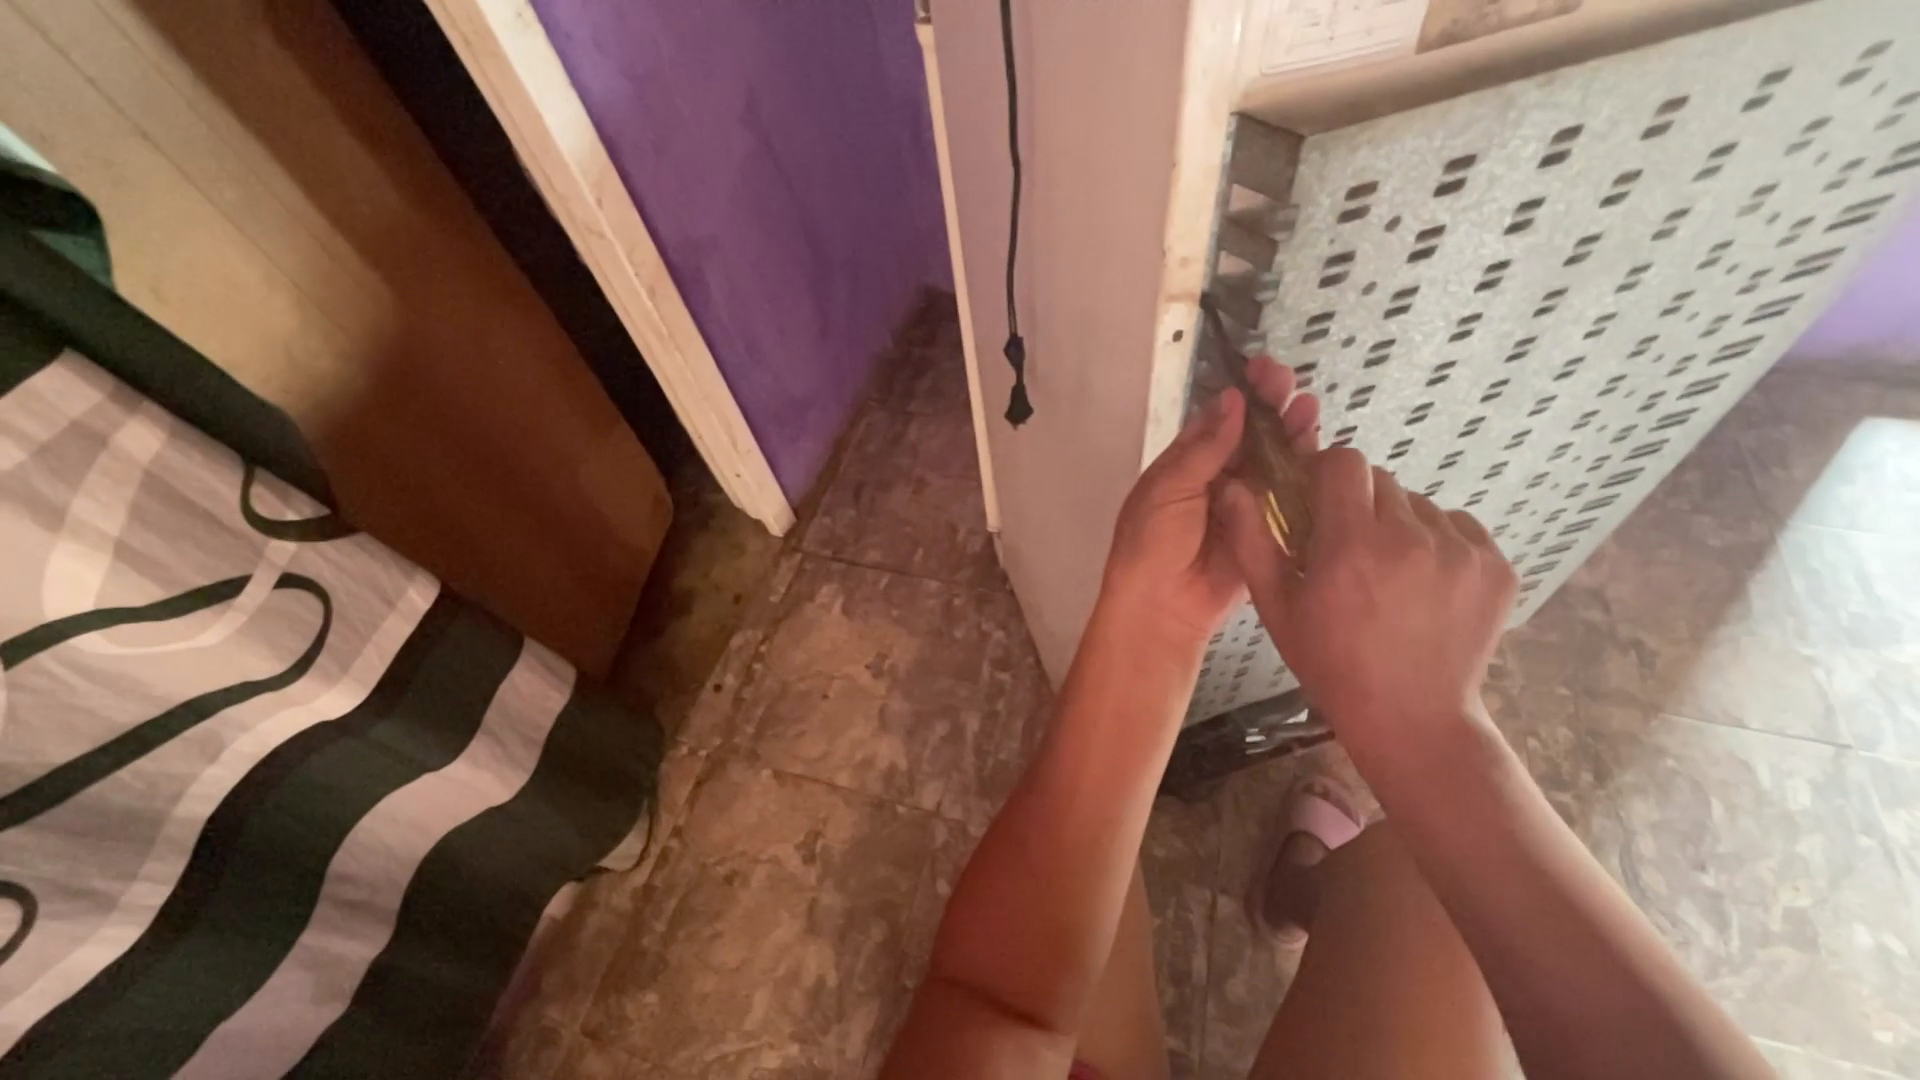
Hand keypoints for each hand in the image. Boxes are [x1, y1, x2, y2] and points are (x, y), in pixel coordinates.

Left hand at [1103, 357, 1318, 645]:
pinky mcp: (1268, 531)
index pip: (1220, 421)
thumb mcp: (1169, 489)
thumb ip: (1205, 448)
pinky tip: (1318, 453)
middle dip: (1272, 409)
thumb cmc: (1151, 544)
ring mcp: (1246, 504)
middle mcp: (1219, 479)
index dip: (1243, 396)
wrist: (1161, 606)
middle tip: (1290, 383)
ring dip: (1292, 436)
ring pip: (1275, 463)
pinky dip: (1305, 477)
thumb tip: (1232, 399)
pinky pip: (1289, 499)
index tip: (1262, 370)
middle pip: (1253, 437)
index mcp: (1187, 464)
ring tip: (1308, 410)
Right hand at [1218, 447, 1516, 750]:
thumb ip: (1253, 541)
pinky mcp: (1497, 567)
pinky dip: (1438, 543)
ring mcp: (1462, 551)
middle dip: (1359, 503)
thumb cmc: (1330, 663)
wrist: (1411, 718)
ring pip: (1420, 505)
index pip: (1344, 462)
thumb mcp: (1276, 607)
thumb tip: (1232, 486)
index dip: (1326, 474)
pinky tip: (1424, 583)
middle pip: (1382, 480)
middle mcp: (1412, 537)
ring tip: (1390, 572)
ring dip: (1399, 524)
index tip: (1317, 501)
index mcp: (1352, 545)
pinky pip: (1459, 528)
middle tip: (1350, 547)